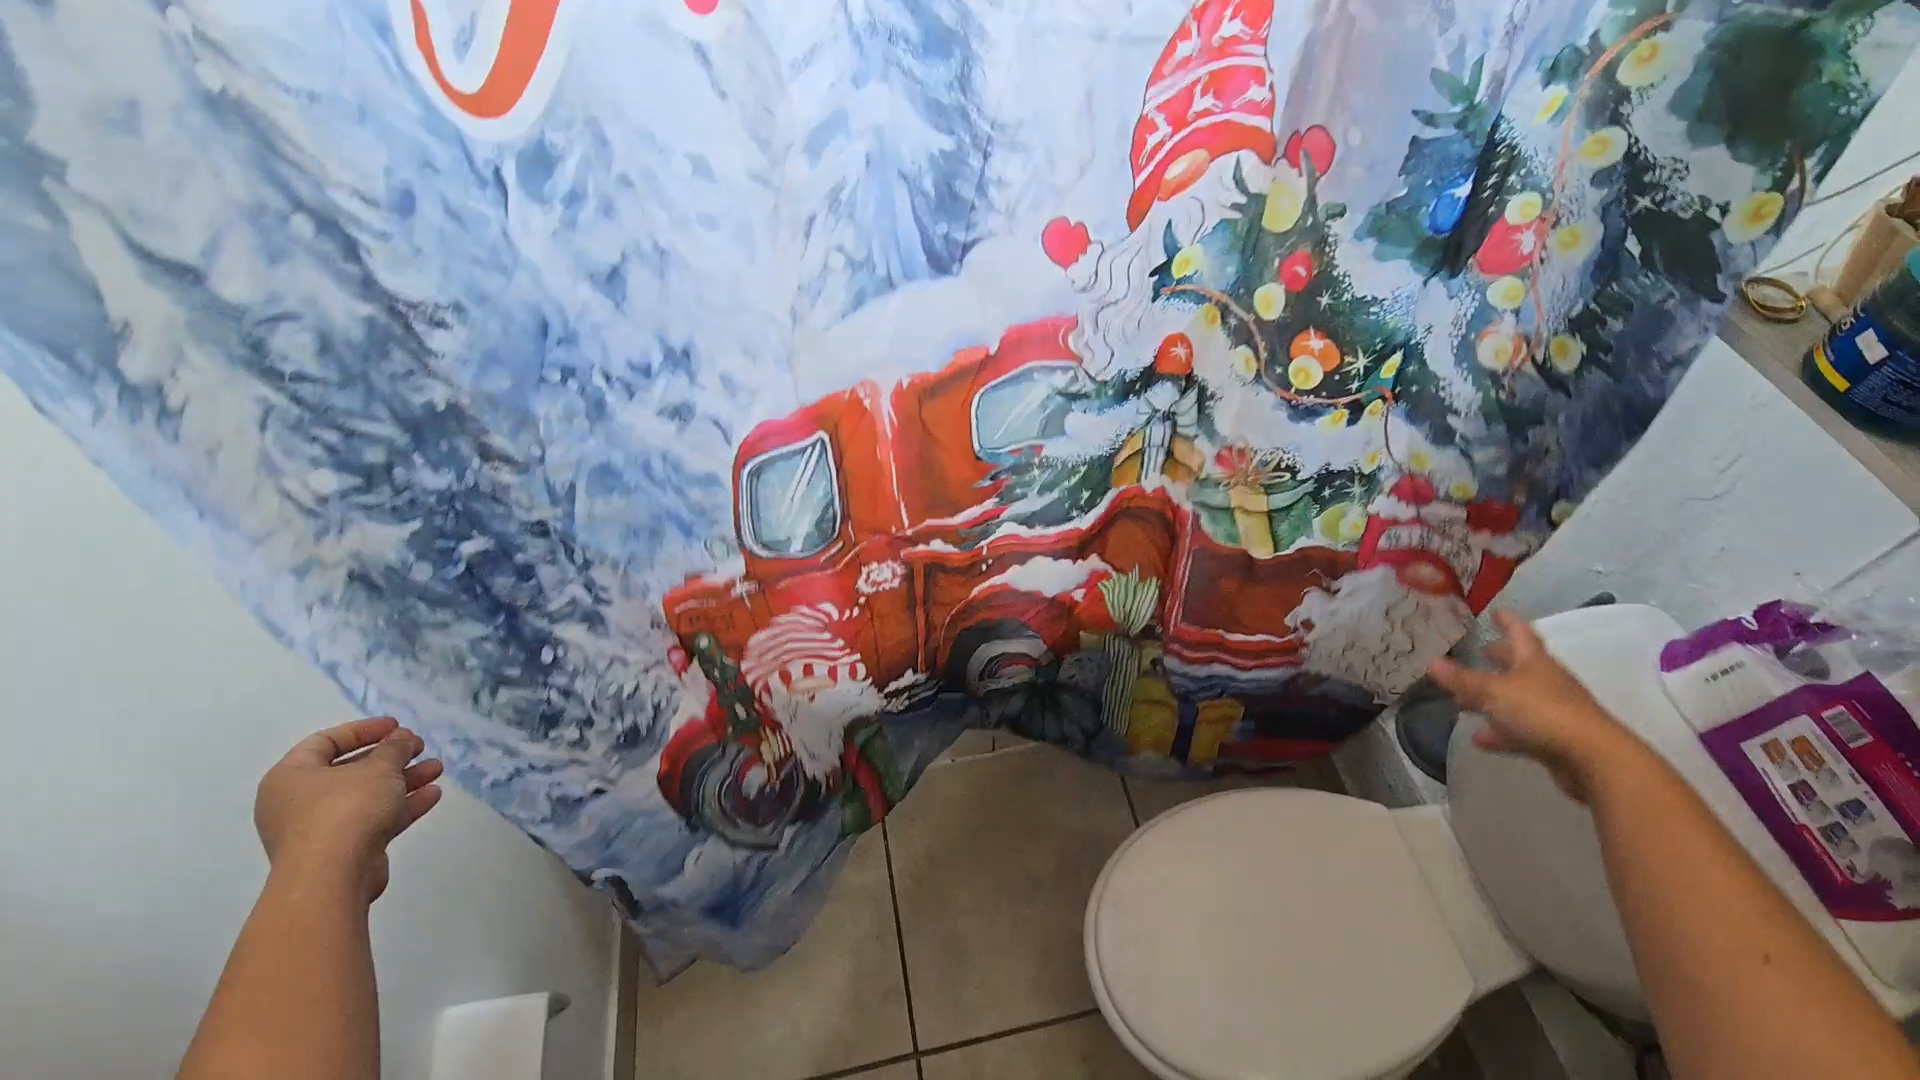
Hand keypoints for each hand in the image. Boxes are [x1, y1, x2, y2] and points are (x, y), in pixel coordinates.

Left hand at [254, 717, 444, 902]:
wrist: (332, 876)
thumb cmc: (345, 809)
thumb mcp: (378, 768)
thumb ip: (394, 748)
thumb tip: (401, 738)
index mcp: (291, 776)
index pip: (326, 741)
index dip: (363, 730)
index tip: (397, 726)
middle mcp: (299, 801)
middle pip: (350, 770)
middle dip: (391, 757)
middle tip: (419, 747)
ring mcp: (320, 828)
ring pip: (367, 796)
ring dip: (403, 780)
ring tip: (437, 768)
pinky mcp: (342, 850)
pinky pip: (373, 819)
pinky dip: (401, 806)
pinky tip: (432, 794)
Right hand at [1428, 610, 1637, 801]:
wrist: (1593, 758)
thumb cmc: (1543, 712)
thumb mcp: (1494, 692)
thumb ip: (1463, 680)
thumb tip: (1432, 662)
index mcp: (1535, 662)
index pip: (1520, 633)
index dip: (1507, 621)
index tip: (1495, 611)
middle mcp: (1545, 681)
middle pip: (1520, 665)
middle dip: (1500, 658)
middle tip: (1480, 651)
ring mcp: (1551, 711)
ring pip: (1517, 698)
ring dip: (1494, 697)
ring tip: (1466, 699)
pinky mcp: (1552, 739)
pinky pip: (1519, 729)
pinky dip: (1499, 731)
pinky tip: (1479, 737)